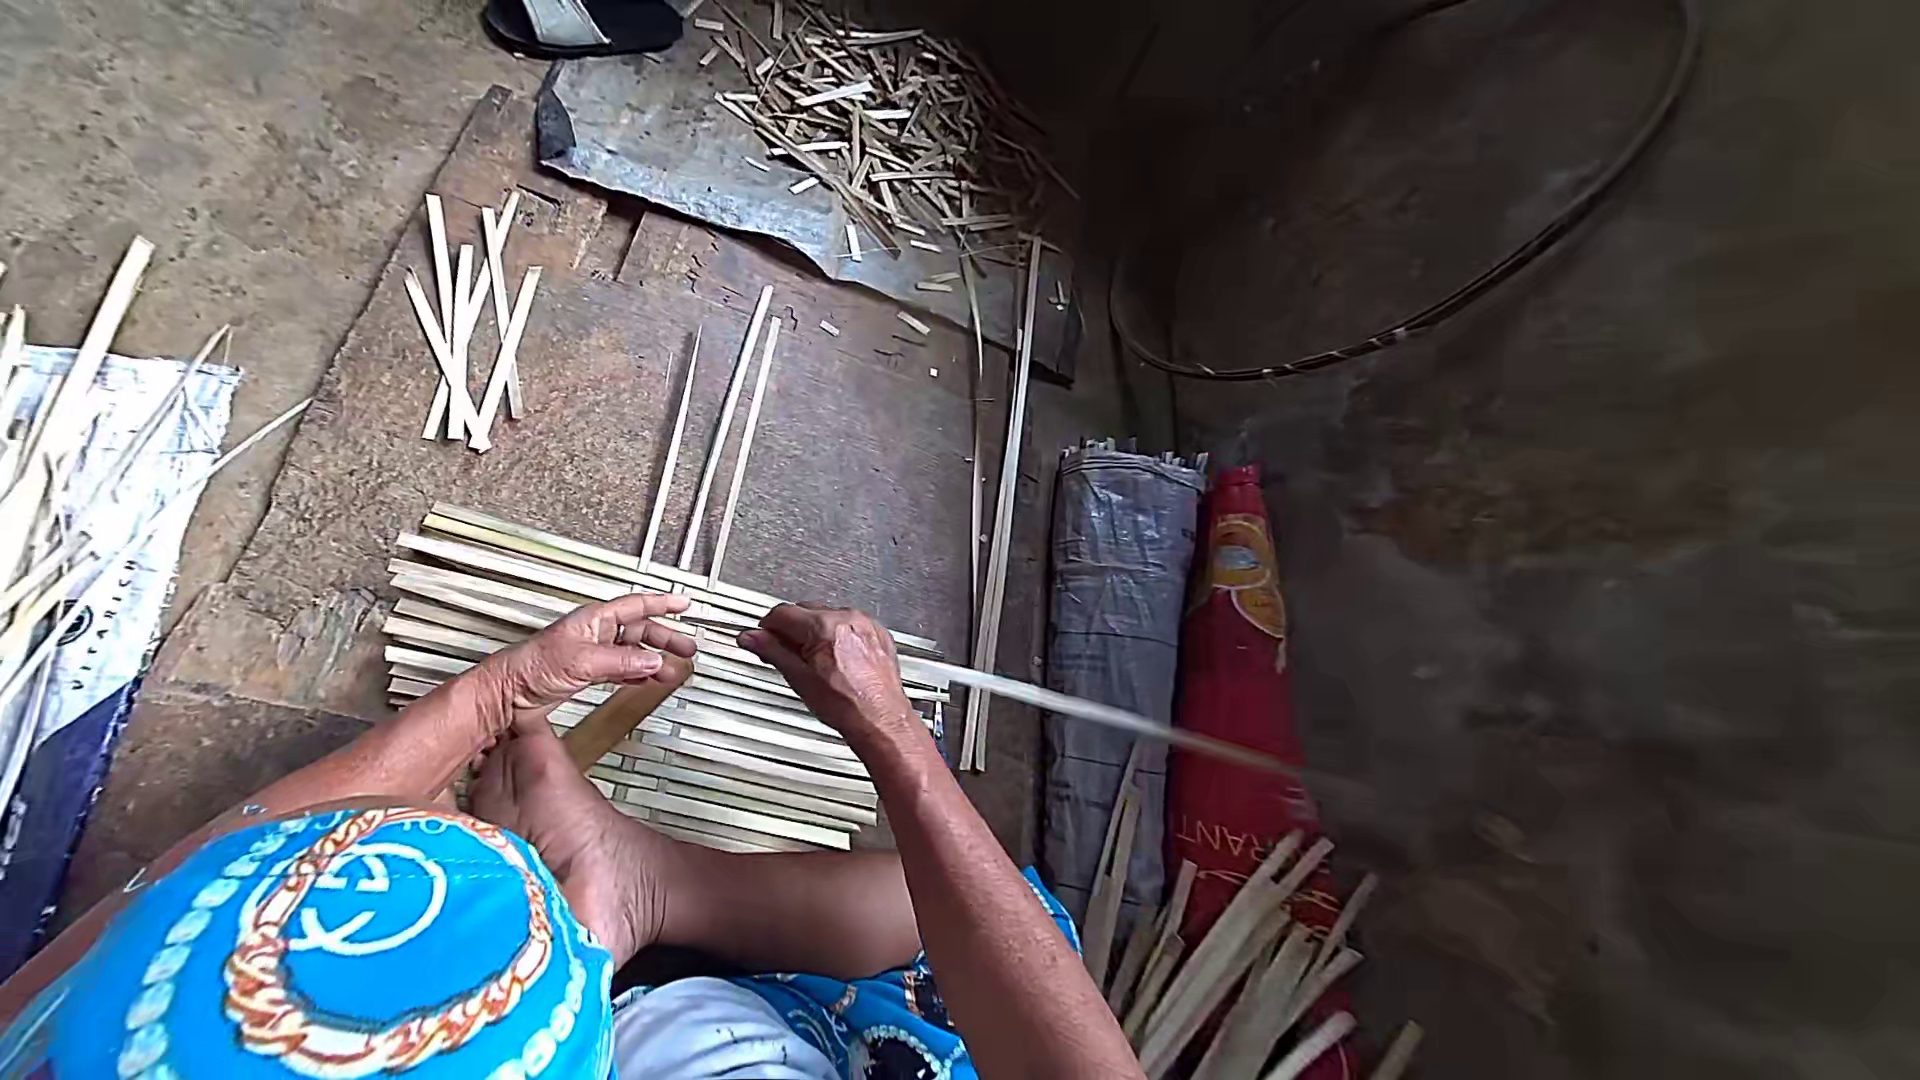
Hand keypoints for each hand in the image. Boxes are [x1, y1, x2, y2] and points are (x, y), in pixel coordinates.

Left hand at [482, 592, 696, 729]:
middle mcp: (597, 633)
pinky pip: (624, 669)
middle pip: (641, 630)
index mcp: (595, 620)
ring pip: (634, 652)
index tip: (683, 604)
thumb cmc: (530, 666)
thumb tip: (653, 661)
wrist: (505, 694)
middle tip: (686, 647)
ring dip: (654, 660)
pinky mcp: (589, 672)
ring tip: (672, 670)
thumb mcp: (583, 660)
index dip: (662, 603)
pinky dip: (639, 674)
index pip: (637, 605)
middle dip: (666, 638)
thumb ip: (622, 662)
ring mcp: (594, 652)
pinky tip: (648, 680)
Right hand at [739, 604, 923, 750]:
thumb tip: (752, 638)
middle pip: (805, 610)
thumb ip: (772, 652)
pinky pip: (850, 624)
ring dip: (816, 631)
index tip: (763, 639)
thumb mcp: (799, 679)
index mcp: (824, 627)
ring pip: (828, 615)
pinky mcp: (877, 632)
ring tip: (815, 662)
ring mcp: (865, 624)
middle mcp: (847, 619)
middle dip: (791, 630)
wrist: (880, 719)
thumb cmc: (845, 706)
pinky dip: (839, 635)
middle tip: (786, 654)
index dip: (767, 628)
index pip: (782, 613)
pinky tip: (837, 659)